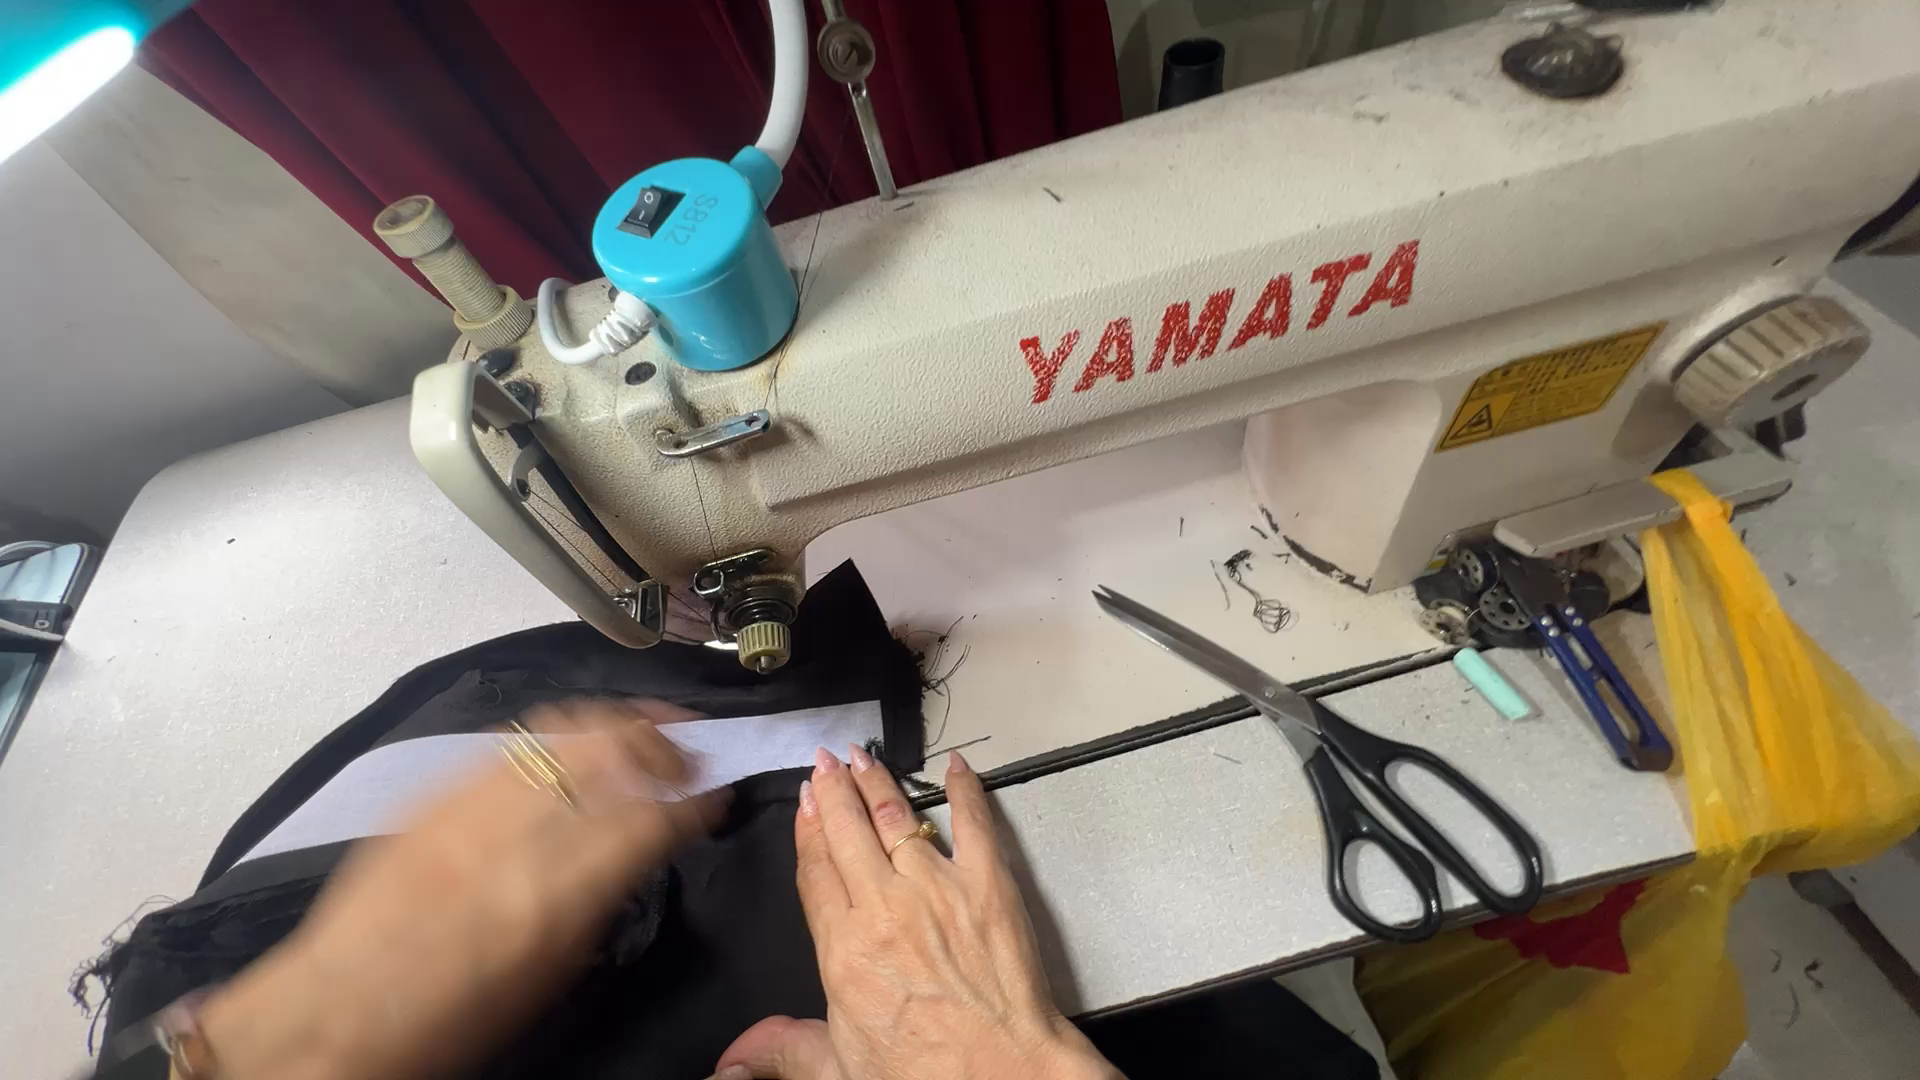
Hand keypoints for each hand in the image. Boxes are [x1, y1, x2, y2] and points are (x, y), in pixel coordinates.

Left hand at [197, 700, 727, 1079]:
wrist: (328, 1018)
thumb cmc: (455, 1018)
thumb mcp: (558, 966)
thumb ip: (609, 893)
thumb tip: (646, 843)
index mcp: (563, 888)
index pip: (658, 816)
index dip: (700, 800)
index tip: (718, 795)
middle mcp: (527, 829)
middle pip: (620, 749)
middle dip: (669, 741)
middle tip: (691, 752)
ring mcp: (481, 798)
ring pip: (575, 727)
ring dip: (624, 723)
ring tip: (646, 730)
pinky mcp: (444, 788)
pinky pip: (524, 738)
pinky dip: (571, 731)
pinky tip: (584, 741)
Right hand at [717, 747, 1121, 1079]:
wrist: (1002, 1076)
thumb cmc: (923, 1075)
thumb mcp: (841, 1068)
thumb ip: (784, 1048)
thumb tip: (727, 1062)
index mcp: (845, 946)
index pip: (817, 871)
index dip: (808, 830)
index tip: (805, 800)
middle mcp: (884, 904)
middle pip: (849, 832)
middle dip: (834, 790)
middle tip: (827, 760)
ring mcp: (936, 885)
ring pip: (897, 817)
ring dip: (877, 783)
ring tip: (863, 756)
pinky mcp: (985, 880)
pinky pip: (972, 820)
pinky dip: (963, 789)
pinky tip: (955, 765)